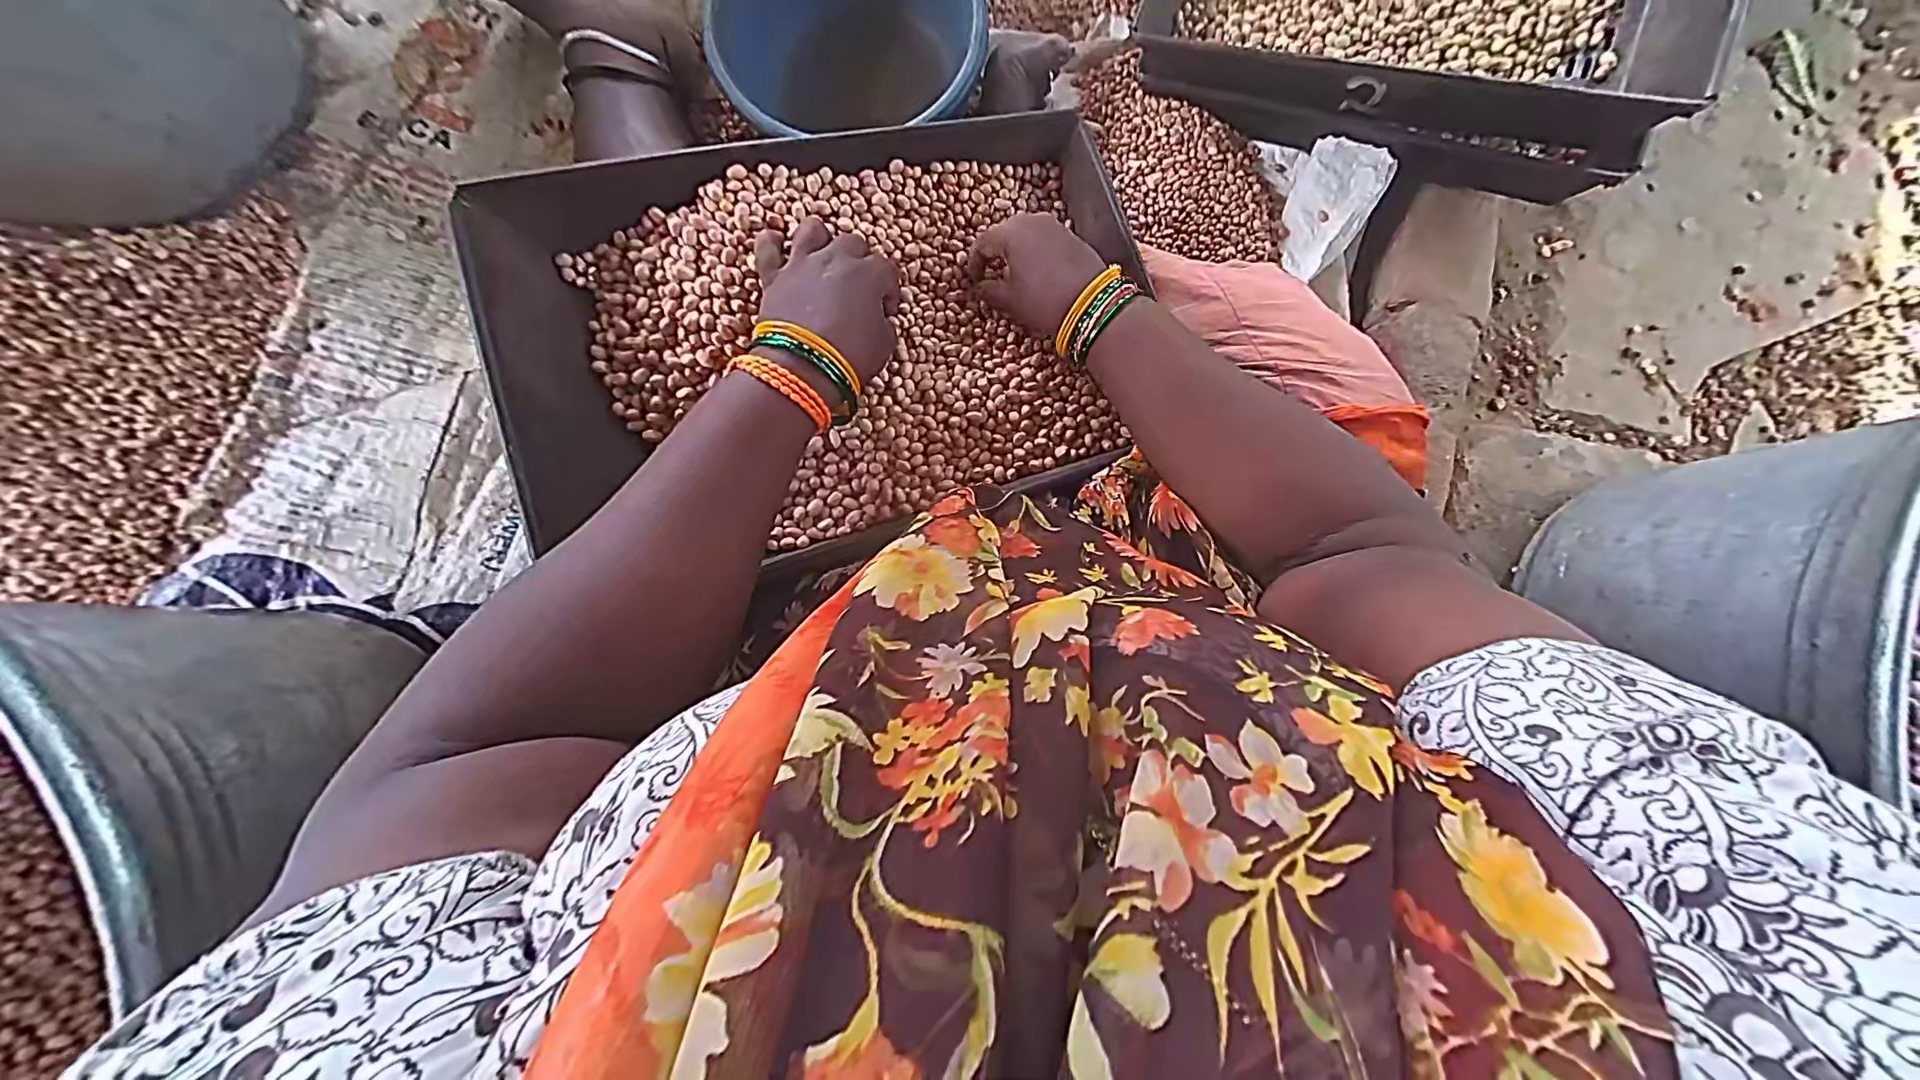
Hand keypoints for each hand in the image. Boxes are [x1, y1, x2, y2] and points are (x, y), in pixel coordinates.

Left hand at [753, 217, 900, 383]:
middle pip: (853, 243)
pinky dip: (771, 243)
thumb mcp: (884, 345)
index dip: (890, 290)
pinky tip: (774, 241)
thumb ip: (885, 325)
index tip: (887, 309)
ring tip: (823, 253)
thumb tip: (881, 320)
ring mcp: (803, 264)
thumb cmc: (849, 357)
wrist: (804, 367)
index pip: (887, 270)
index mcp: (869, 274)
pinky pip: (768, 248)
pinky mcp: (774, 277)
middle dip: (860, 260)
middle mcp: (836, 259)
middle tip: (860, 284)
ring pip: (813, 230)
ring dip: (821, 237)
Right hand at [967, 213, 1108, 343]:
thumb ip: (988, 290)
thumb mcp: (1010, 300)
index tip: (974, 279)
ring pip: (1025, 235)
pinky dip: (1035, 253)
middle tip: (991, 274)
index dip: (974, 263)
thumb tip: (980, 287)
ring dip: (1016, 252)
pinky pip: (1044, 240)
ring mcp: (1054, 225)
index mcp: (1011, 232)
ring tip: (1014, 275)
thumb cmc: (1044, 300)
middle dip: (995, 254)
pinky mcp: (1071, 235)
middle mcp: (1032, 220)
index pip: (982, 243)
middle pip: (1004, 234)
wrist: (1092, 303)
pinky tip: (1037, 273)